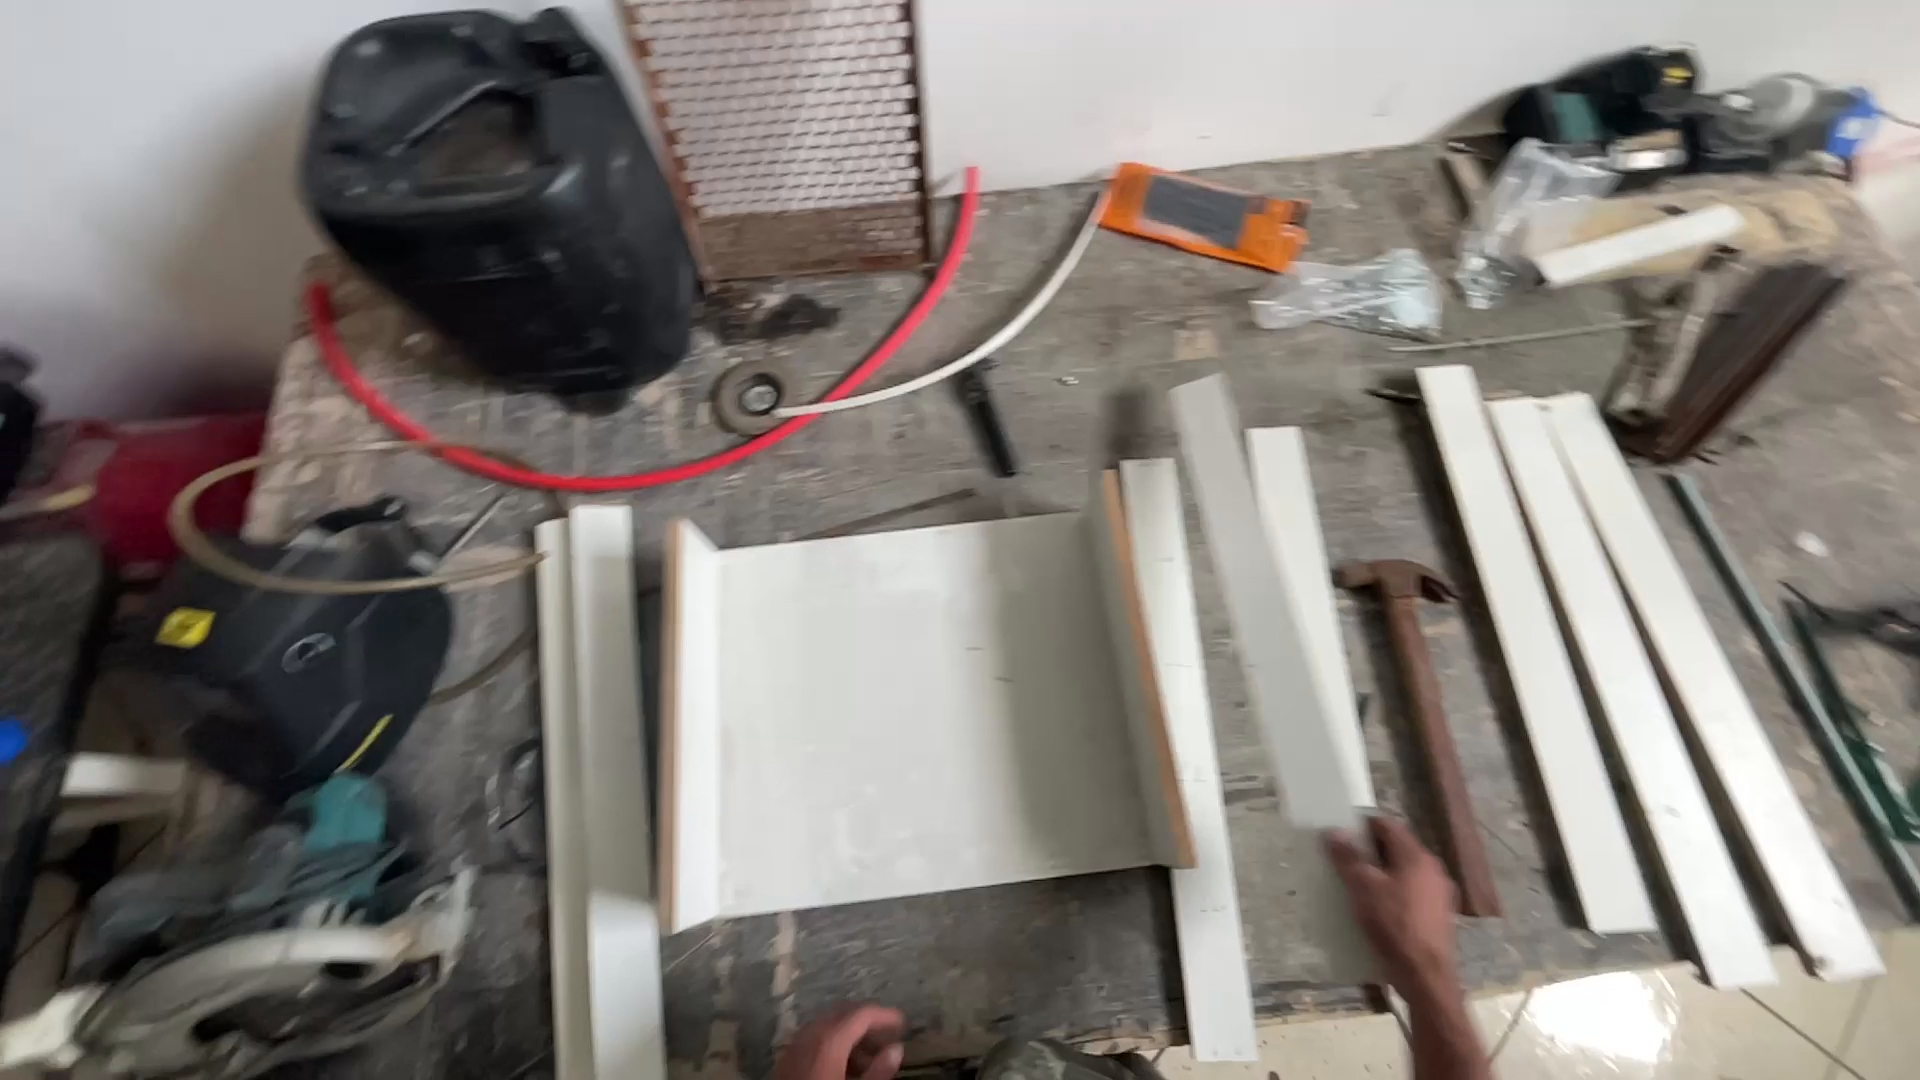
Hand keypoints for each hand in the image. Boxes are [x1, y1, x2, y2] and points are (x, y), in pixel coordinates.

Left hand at [773, 1004, 906, 1079]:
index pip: (863, 1013)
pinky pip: (814, 1039)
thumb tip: (896, 1049)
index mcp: (830, 1038)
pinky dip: (833, 1043)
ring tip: (868, 1057)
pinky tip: (842, 1065)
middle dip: (867, 1022)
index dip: (885, 1015)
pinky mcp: (787, 1060)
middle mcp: (811, 1033)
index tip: (903, 1023)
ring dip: (850, 1034)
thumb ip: (878, 1072)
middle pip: (844, 1014)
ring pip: (829, 1026)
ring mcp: (796, 1045)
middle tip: (887, 1037)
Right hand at [1326, 816, 1458, 999]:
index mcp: (1416, 856)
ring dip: (1381, 870)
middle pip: (1396, 846)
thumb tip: (1334, 832)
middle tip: (1344, 857)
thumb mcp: (1362, 886)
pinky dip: (1393, 889)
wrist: (1425, 976)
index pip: (1386, 824)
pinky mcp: (1438, 913)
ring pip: (1404, 869)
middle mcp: (1433, 869)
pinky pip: (1411, 889)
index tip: (1341, 834)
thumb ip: (1348, 856)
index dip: (1361, 825)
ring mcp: (1439, 892)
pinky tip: (1377, 904)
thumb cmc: (1393, 924)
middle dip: (1370, 849)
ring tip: (1357, 882)